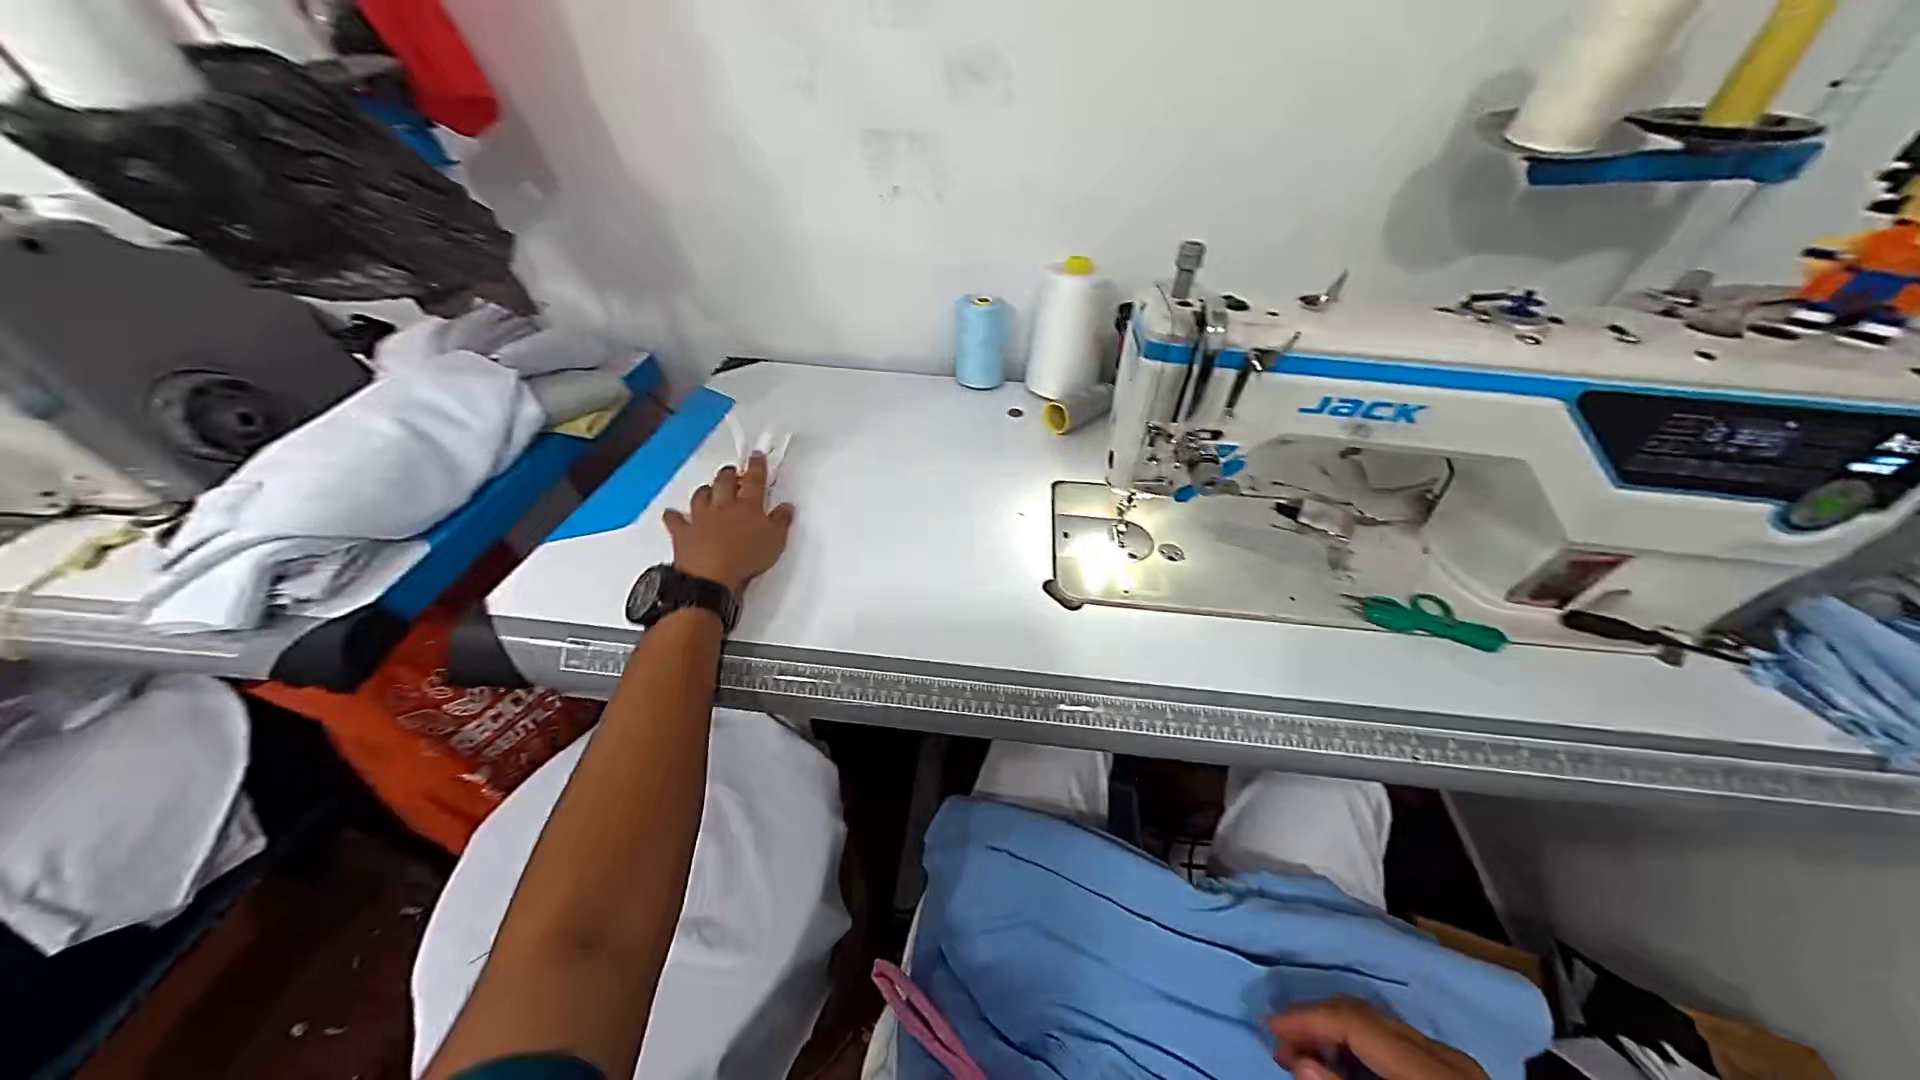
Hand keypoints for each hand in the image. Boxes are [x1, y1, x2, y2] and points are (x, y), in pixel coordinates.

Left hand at [664, 454, 793, 594]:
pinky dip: (674, 515)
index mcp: (748, 506)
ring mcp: (701, 518)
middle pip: (725, 482)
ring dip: (706, 490)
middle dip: (729, 473)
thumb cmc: (745, 557)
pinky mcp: (684, 533)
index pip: (754, 479)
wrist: (712, 574)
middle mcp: (723, 507)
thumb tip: (786, 508)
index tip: (757, 457)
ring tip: (709, 487)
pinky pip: (676, 520)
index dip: (757, 466)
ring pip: (702, 496)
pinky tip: (672, 513)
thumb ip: (781, 521)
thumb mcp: (776, 541)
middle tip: (732, 470)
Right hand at [1270, 1000, 1487, 1079]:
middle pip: (1365, 1014)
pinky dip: (1360, 1046)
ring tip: (1305, 1057)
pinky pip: (1395, 1042)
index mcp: (1436, 1074)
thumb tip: (1300, 1063)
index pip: (1356, 1022)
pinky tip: (1342, 1064)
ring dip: (1335, 1033)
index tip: (1270, 1030)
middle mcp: (1449, 1057)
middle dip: (1316, 1023)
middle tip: (1281, 1047)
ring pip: (1378, 1024)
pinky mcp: (1457, 1075)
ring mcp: (1457, 1065)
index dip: (1306, 1019)